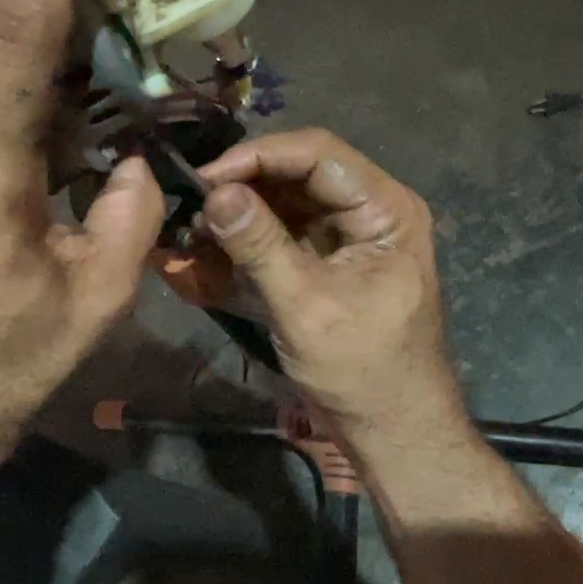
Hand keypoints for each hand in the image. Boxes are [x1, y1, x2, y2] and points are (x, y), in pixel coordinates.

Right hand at [197, 129, 464, 441]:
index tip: (205, 177)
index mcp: (384, 210)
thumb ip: (259, 245)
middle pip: (298, 176)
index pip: (317, 155)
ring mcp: (346, 239)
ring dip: (239, 215)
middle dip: (244, 187)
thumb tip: (214, 192)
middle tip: (191, 204)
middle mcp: (368, 212)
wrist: (391, 428)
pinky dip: (246, 243)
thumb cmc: (362, 371)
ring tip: (192, 230)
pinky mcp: (325, 265)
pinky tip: (208, 251)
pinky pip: (282, 238)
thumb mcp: (306, 306)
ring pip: (285, 206)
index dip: (258, 157)